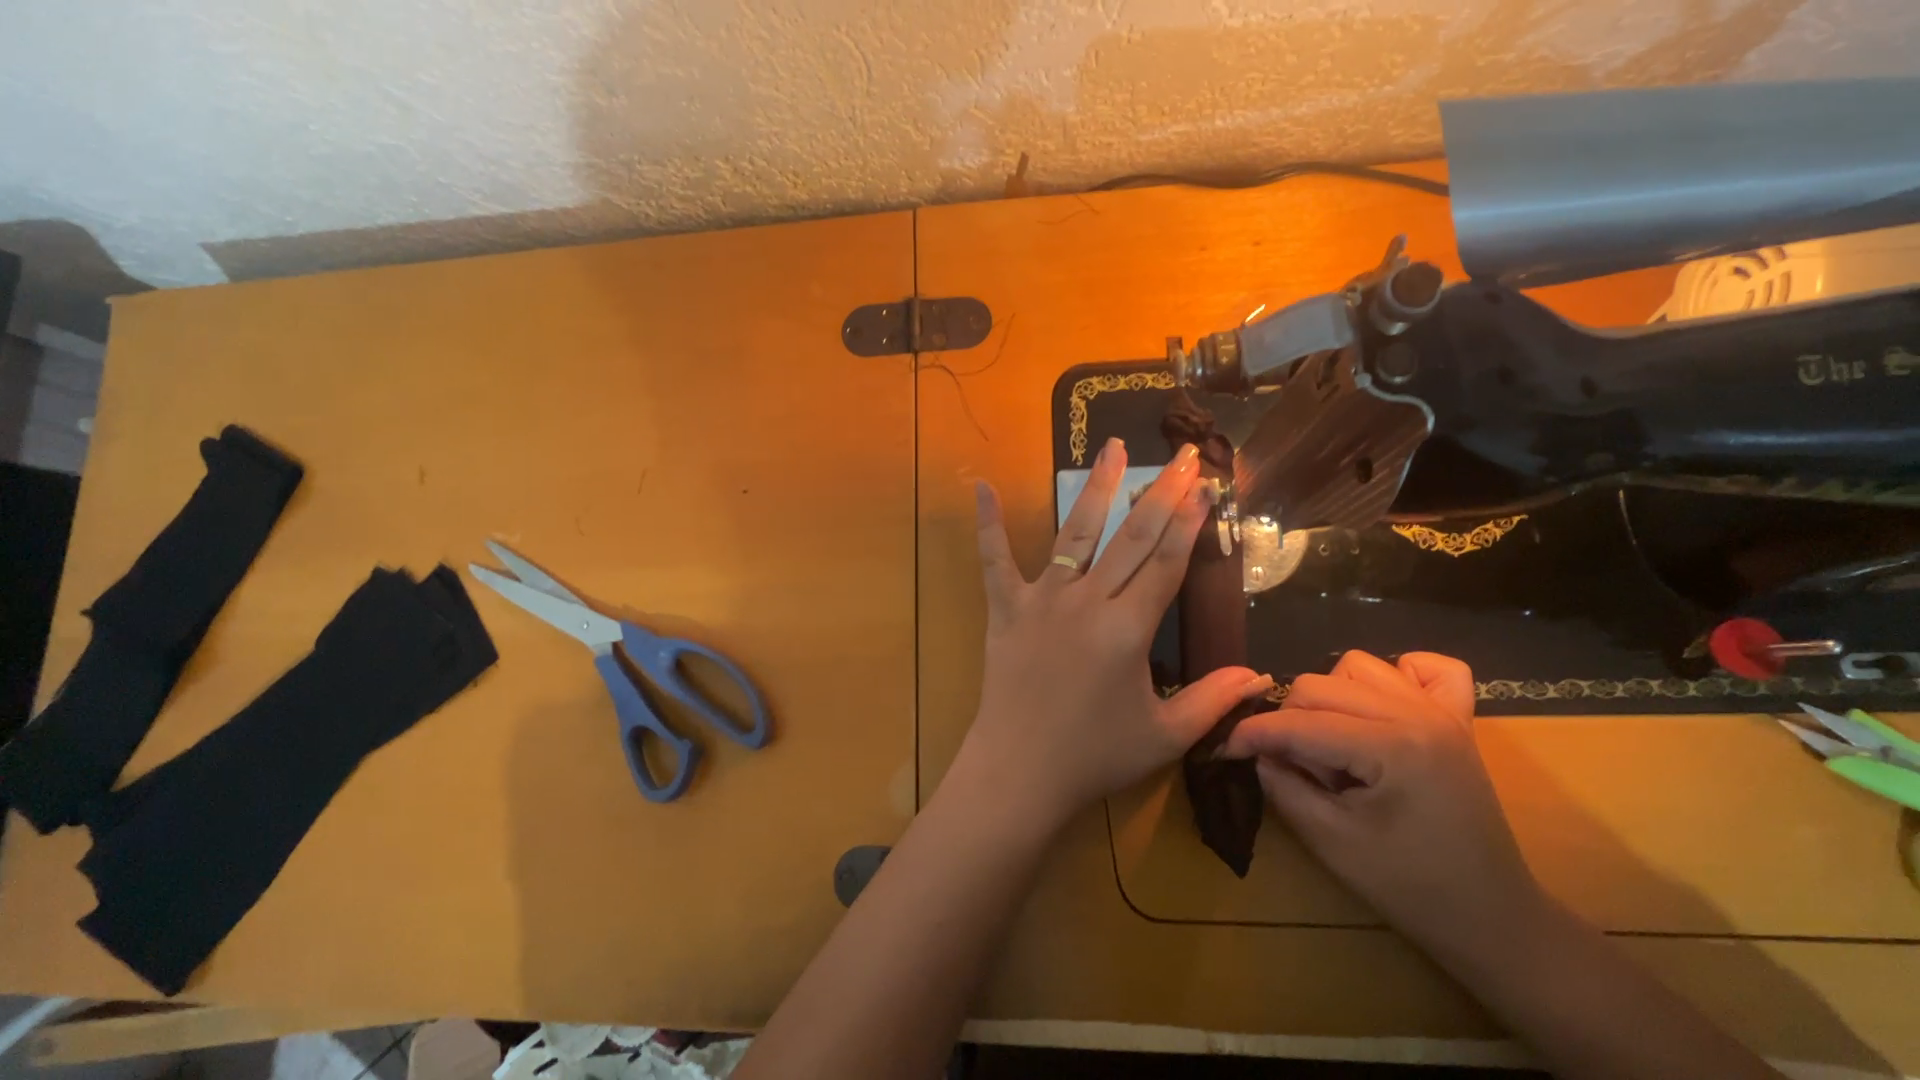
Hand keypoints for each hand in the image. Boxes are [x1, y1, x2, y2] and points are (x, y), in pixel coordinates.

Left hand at [952, 438, 1275, 833]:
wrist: (1019, 774)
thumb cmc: (1094, 758)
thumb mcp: (1164, 736)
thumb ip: (1213, 701)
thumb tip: (1261, 675)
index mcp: (1128, 630)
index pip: (1167, 563)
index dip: (1190, 523)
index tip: (1206, 486)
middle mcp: (1087, 603)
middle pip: (1131, 537)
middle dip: (1161, 492)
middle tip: (1184, 453)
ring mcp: (1041, 601)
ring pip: (1074, 535)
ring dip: (1097, 488)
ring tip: (1114, 447)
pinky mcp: (1005, 611)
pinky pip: (993, 561)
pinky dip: (988, 524)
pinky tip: (982, 486)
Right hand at [1224, 650, 1543, 951]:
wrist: (1489, 915)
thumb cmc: (1407, 887)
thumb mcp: (1329, 841)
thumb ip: (1283, 786)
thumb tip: (1254, 751)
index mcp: (1392, 748)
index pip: (1300, 723)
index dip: (1253, 734)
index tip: (1224, 749)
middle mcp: (1418, 714)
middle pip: (1322, 685)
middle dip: (1290, 720)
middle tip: (1293, 767)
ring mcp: (1443, 712)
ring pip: (1360, 667)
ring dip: (1331, 697)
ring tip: (1334, 744)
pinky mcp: (1458, 720)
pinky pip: (1427, 669)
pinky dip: (1396, 676)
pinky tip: (1380, 709)